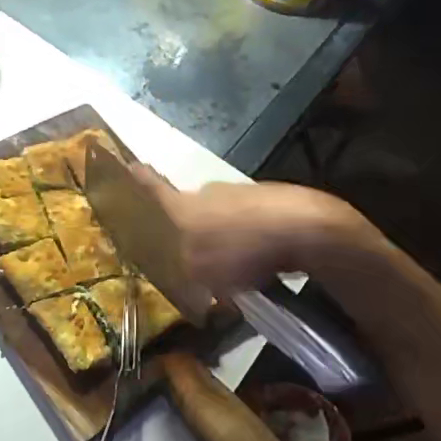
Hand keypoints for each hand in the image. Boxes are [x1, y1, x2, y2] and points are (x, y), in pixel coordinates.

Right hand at [135, 169, 383, 292]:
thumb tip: (198, 275)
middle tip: (202, 252)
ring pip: (225, 213)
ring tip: (242, 263)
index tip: (132, 165)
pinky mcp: (274, 197)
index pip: (156, 192)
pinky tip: (269, 259)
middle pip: (192, 207)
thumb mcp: (205, 275)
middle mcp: (209, 193)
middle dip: (195, 225)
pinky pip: (254, 218)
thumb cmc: (242, 252)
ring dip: (228, 233)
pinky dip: (256, 235)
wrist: (308, 231)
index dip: (144, 181)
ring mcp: (243, 191)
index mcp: (184, 207)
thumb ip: (192, 271)